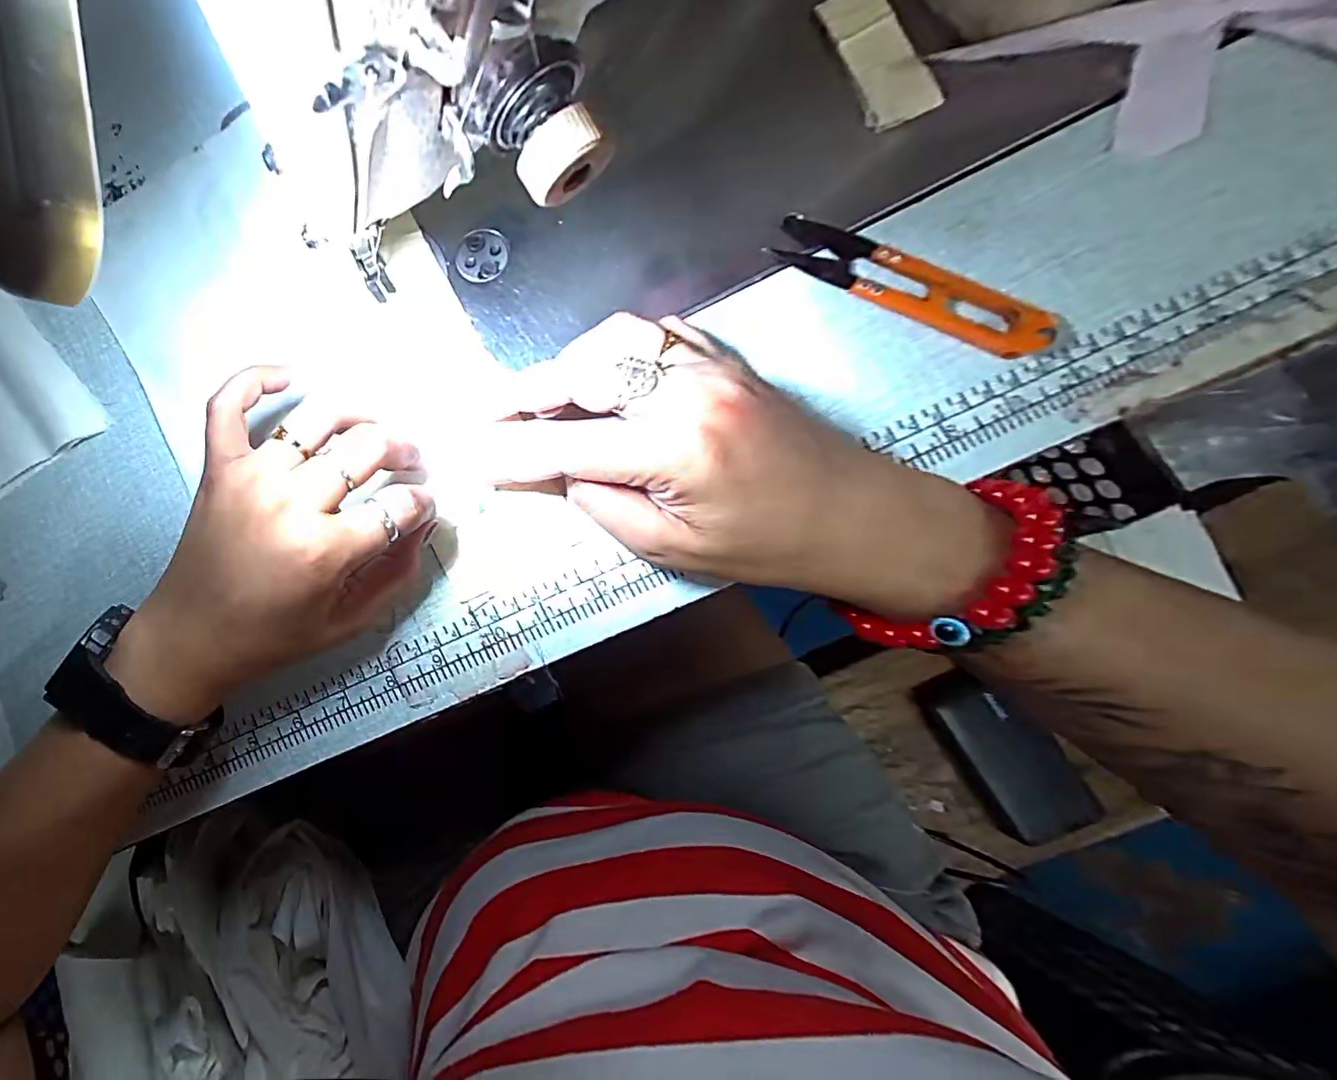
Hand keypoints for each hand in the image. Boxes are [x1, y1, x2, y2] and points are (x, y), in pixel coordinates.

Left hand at [107, 367, 437, 721]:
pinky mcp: (218, 467)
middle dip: (402, 451)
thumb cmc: (274, 635)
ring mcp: (249, 477)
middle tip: (409, 461)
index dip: (422, 501)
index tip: (422, 504)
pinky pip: (229, 405)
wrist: (194, 636)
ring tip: (370, 428)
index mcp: (324, 551)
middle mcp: (289, 504)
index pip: (397, 504)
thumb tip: (424, 521)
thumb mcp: (349, 621)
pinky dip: (255, 380)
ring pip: (316, 419)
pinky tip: (288, 377)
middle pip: (366, 448)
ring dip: (356, 415)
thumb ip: (396, 573)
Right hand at [483, 313, 1007, 617]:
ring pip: (616, 339)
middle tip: (492, 413)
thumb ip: (607, 507)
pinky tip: (604, 373)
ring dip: (569, 363)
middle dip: (527, 394)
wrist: (858, 514)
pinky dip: (617, 348)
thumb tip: (565, 474)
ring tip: (543, 395)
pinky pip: (656, 334)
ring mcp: (709, 365)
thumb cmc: (769, 546)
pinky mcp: (725, 359)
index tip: (478, 456)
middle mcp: (688, 391)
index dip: (516, 453)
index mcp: (676, 448)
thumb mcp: (676, 549)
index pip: (570, 444)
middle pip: (584, 373)